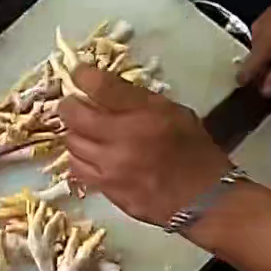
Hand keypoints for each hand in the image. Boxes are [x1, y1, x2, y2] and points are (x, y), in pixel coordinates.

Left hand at [59, 65, 232, 226]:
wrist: (201, 197)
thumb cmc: (192, 151)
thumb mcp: (174, 113)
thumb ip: (138, 100)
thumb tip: (105, 89)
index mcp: (144, 115)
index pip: (102, 88)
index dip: (84, 76)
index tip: (78, 73)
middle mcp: (122, 139)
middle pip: (75, 116)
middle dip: (69, 106)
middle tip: (73, 104)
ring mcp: (108, 166)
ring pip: (71, 143)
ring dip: (73, 133)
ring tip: (83, 130)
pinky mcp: (103, 187)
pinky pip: (76, 168)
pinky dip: (77, 157)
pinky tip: (86, 154)